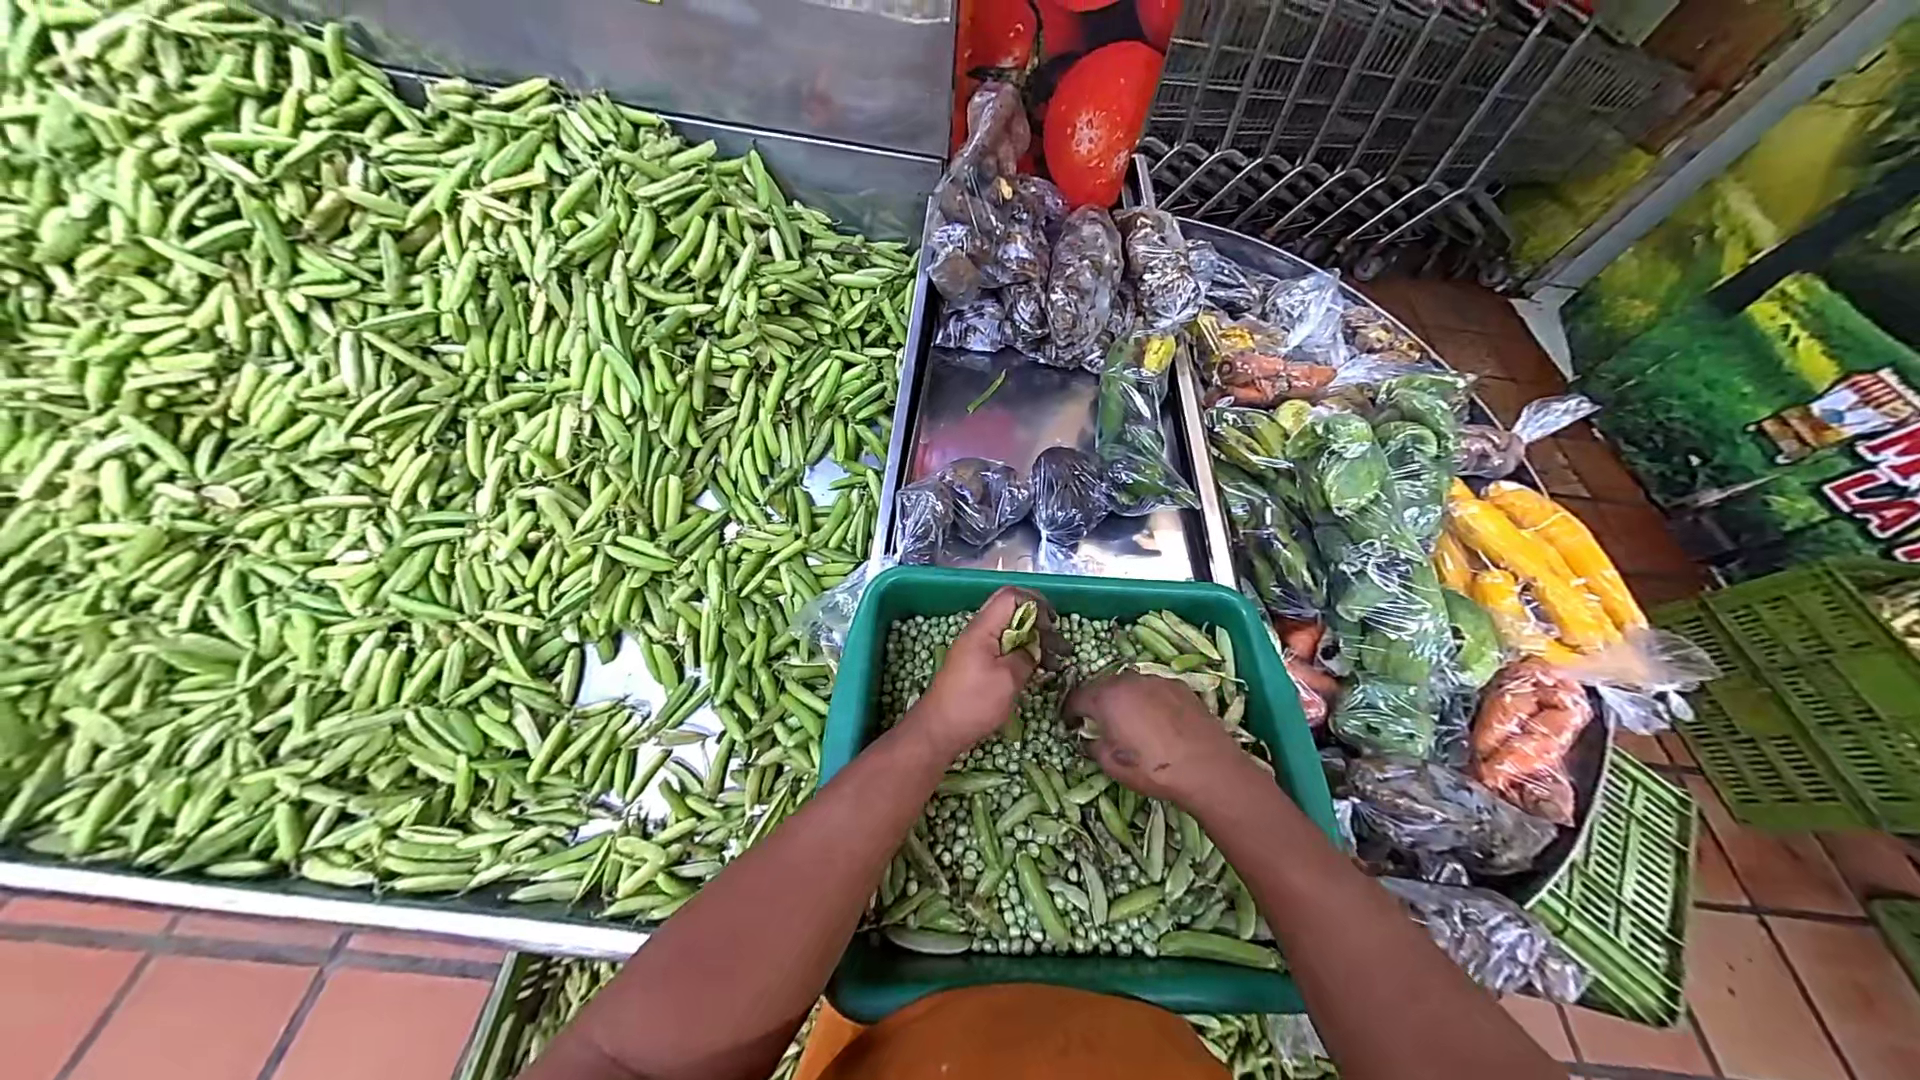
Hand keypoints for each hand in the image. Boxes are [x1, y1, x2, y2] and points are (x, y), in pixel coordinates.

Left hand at [906, 587, 1044, 758]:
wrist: (938, 729)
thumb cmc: (973, 703)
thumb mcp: (1008, 679)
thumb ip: (1026, 657)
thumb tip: (1033, 649)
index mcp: (982, 628)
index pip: (1011, 596)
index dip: (1036, 603)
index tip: (1052, 625)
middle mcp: (977, 632)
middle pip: (1010, 610)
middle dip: (1037, 621)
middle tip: (1056, 642)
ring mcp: (974, 647)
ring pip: (1007, 630)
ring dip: (1031, 640)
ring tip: (1052, 660)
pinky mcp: (975, 663)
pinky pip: (1001, 647)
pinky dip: (1020, 653)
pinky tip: (1034, 668)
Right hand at [1064, 671, 1255, 806]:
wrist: (1208, 767)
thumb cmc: (1153, 769)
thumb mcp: (1111, 765)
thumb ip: (1093, 745)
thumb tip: (1090, 738)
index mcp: (1106, 697)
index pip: (1076, 698)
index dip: (1069, 713)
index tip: (1070, 725)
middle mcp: (1128, 680)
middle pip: (1102, 687)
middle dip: (1097, 704)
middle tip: (1099, 724)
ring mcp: (1155, 680)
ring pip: (1129, 686)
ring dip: (1124, 700)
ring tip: (1131, 723)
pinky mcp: (1179, 685)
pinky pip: (1153, 689)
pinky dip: (1148, 700)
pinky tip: (1157, 721)